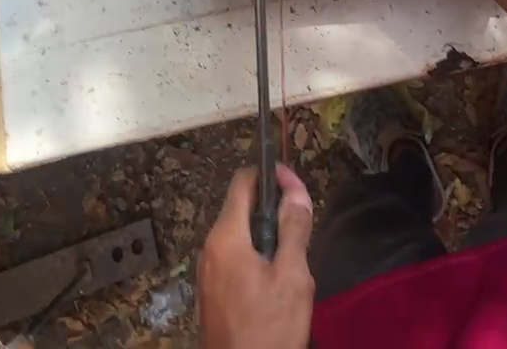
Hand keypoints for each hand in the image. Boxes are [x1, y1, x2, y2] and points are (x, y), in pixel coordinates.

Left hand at [198, 164, 314, 348]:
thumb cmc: (269, 329)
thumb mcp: (292, 276)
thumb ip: (294, 227)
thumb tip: (293, 186)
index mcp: (226, 237)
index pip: (244, 182)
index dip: (271, 176)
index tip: (295, 188)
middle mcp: (209, 249)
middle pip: (243, 209)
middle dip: (273, 215)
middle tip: (299, 237)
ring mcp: (207, 273)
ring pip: (241, 237)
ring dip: (267, 240)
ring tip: (291, 267)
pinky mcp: (211, 294)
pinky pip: (235, 260)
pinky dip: (255, 260)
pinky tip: (275, 288)